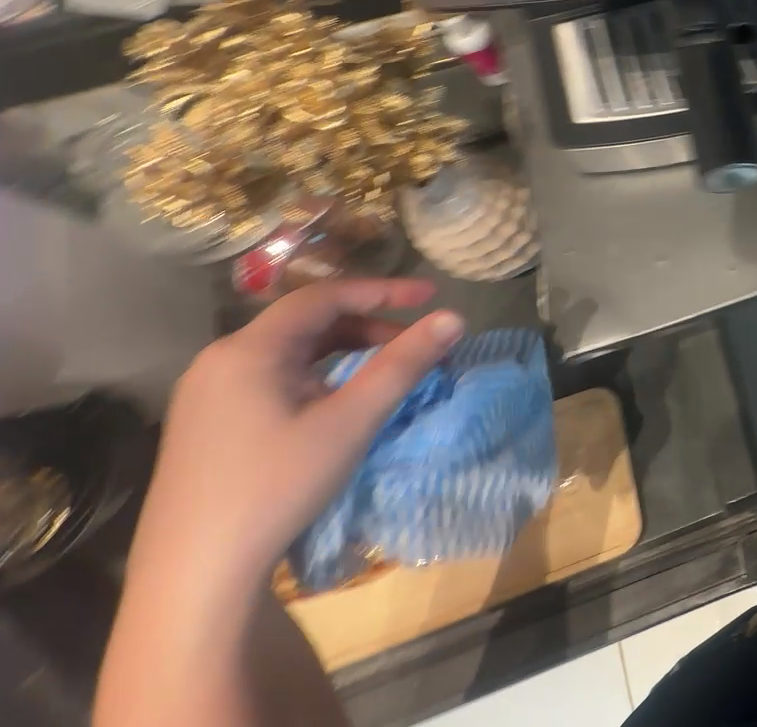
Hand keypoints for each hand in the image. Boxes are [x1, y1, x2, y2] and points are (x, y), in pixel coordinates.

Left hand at [128, 280, 465, 596]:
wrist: (197, 570)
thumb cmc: (278, 484)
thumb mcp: (351, 420)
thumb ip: (403, 364)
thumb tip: (454, 318)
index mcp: (247, 351)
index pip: (322, 297)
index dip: (382, 290)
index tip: (432, 295)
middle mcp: (220, 361)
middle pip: (306, 322)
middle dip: (369, 324)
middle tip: (418, 341)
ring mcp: (208, 393)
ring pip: (292, 351)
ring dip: (347, 350)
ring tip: (389, 369)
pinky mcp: (209, 422)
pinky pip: (275, 376)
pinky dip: (320, 374)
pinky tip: (341, 400)